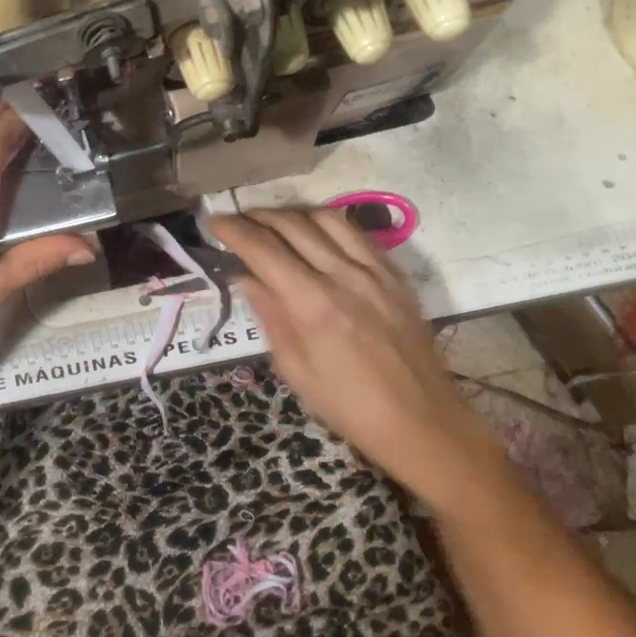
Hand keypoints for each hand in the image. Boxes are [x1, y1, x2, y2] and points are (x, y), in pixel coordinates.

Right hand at [209, 209, 502, 508]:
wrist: (422, 421)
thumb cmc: (348, 406)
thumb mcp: (294, 369)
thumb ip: (269, 315)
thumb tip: (245, 277)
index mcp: (312, 304)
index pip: (262, 249)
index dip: (232, 230)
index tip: (213, 224)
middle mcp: (343, 276)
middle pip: (291, 225)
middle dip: (256, 217)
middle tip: (236, 223)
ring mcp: (374, 272)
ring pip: (325, 219)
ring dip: (292, 215)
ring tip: (273, 224)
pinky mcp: (396, 275)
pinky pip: (357, 234)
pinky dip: (328, 225)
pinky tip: (316, 236)